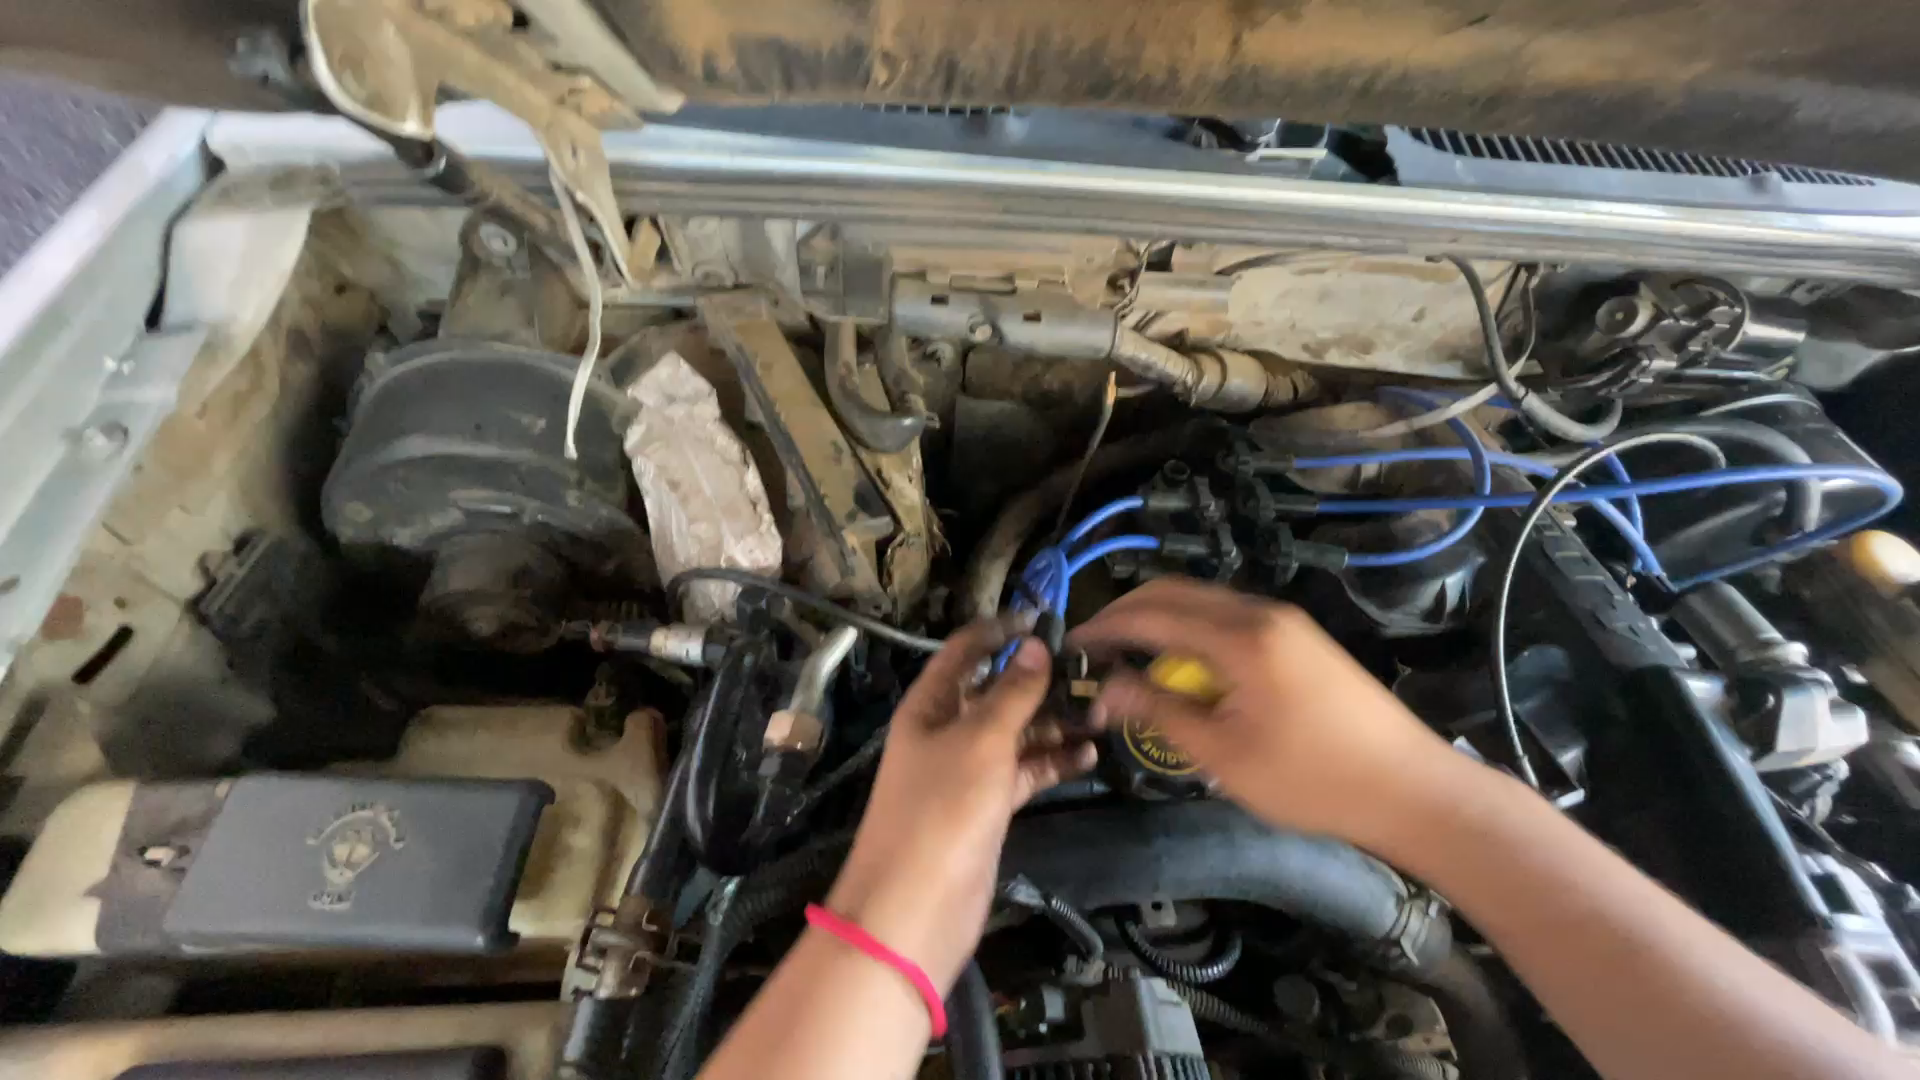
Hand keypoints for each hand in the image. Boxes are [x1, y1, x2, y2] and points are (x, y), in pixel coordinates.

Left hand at [826, 618, 1098, 990]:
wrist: (914, 907)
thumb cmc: (942, 809)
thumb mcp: (981, 741)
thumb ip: (1012, 693)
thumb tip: (1036, 645)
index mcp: (931, 704)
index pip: (965, 650)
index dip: (1001, 630)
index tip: (1047, 619)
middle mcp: (948, 729)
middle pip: (996, 691)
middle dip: (1038, 680)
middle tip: (1090, 673)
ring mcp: (968, 769)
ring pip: (1015, 732)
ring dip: (1053, 722)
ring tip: (1098, 713)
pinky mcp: (988, 805)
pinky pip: (1024, 771)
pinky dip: (1052, 761)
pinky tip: (1087, 754)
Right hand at [1067, 578, 1467, 845]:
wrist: (1413, 790)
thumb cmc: (1312, 780)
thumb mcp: (1223, 755)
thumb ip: (1159, 710)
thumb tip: (1106, 686)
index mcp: (1240, 637)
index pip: (1151, 614)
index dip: (1104, 627)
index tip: (1069, 645)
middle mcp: (1259, 612)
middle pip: (1173, 592)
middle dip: (1125, 613)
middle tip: (1092, 648)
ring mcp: (1282, 619)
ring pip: (1200, 599)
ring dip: (1157, 619)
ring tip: (1128, 656)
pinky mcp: (1296, 635)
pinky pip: (1225, 614)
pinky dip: (1188, 628)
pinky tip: (1180, 661)